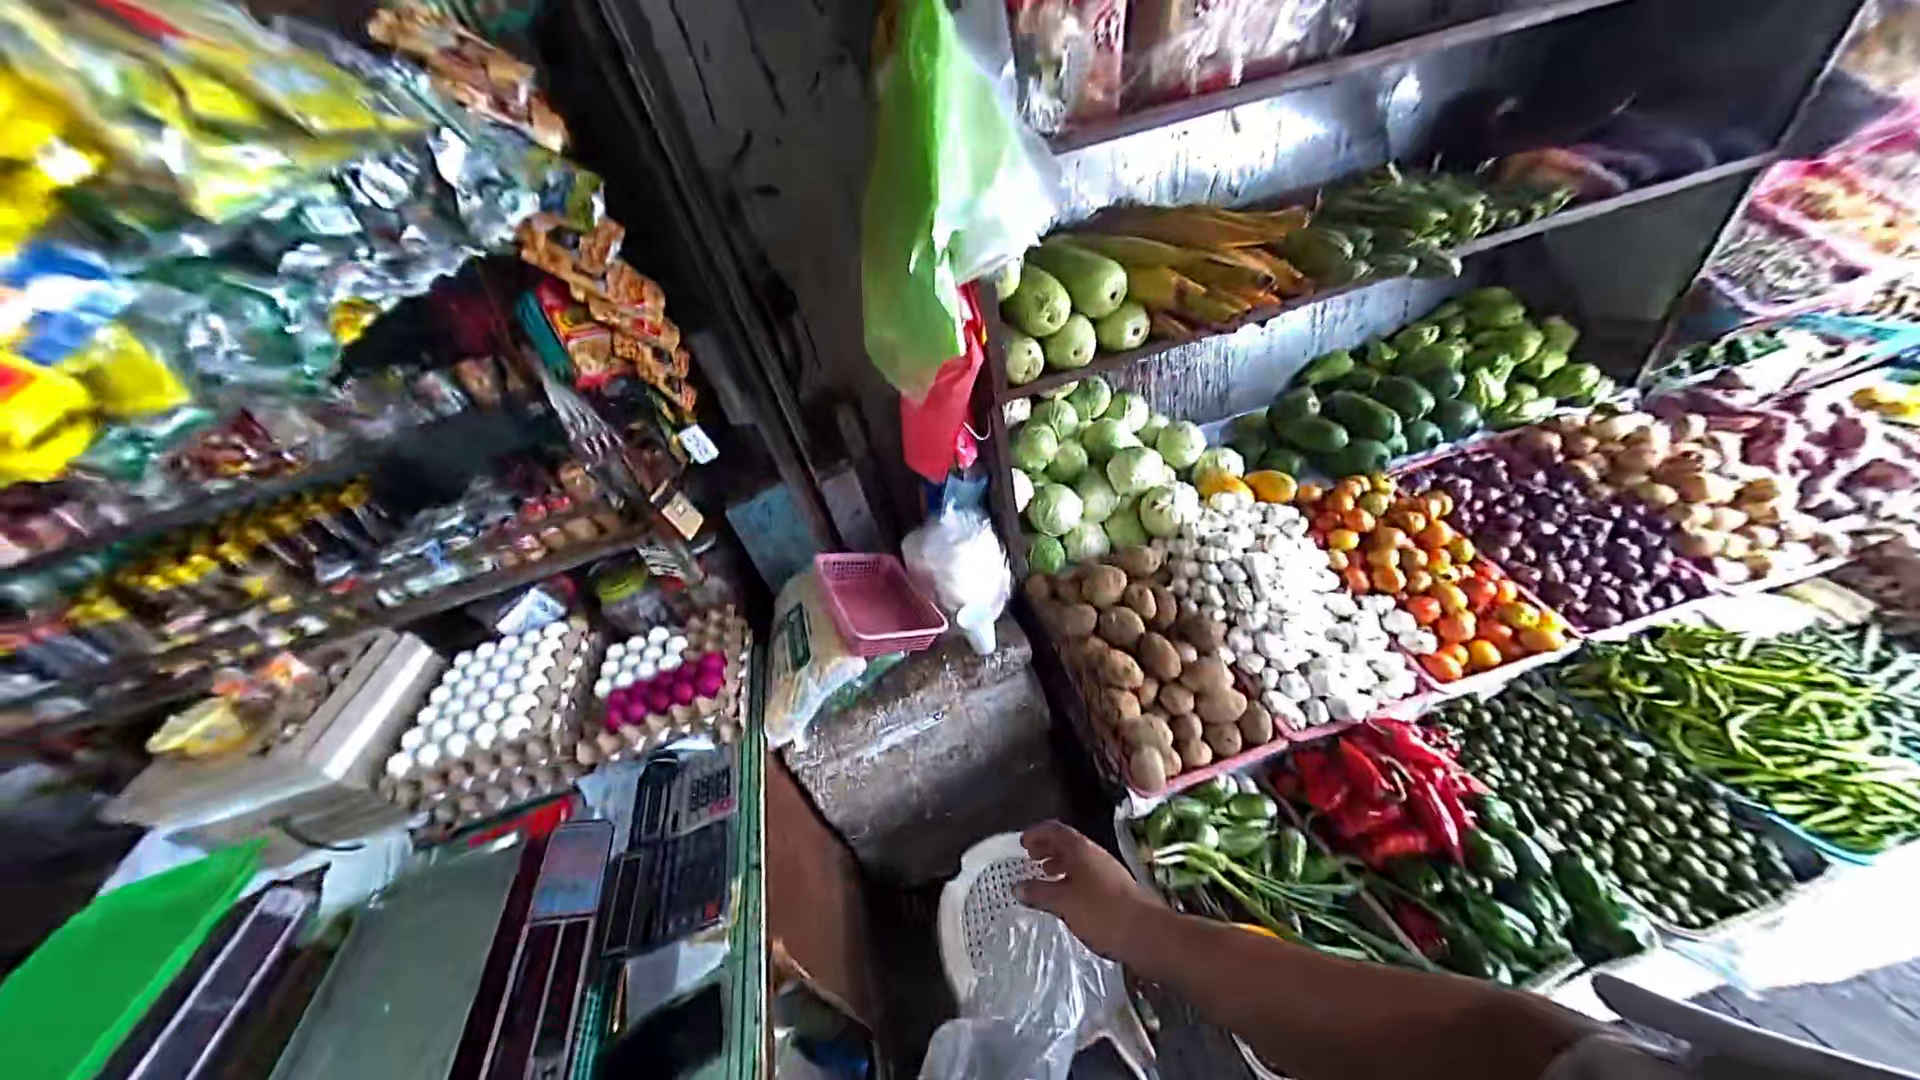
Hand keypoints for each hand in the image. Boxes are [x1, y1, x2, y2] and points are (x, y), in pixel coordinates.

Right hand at [1015, 820, 1162, 960]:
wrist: (1147, 933)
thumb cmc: (1102, 912)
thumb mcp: (1064, 903)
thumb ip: (1039, 893)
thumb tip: (1017, 887)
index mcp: (1080, 849)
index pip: (1055, 830)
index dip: (1037, 833)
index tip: (1023, 841)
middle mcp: (1094, 854)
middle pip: (1067, 842)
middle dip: (1047, 847)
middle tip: (1031, 856)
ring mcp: (1107, 871)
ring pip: (1078, 859)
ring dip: (1059, 863)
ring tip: (1045, 875)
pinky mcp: (1115, 889)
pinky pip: (1086, 874)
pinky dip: (1071, 878)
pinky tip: (1067, 896)